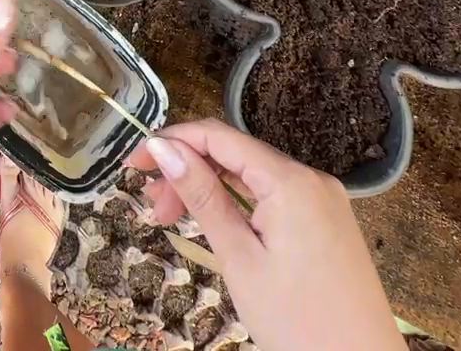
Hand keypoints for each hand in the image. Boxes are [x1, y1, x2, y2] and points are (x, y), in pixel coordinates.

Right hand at [127, 120, 403, 350]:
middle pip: (233, 154)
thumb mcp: (240, 259)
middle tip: (152, 208)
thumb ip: (202, 196)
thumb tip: (163, 147)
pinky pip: (271, 195)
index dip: (171, 141)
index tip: (134, 163)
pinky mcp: (326, 222)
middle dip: (187, 170)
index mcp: (290, 180)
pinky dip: (237, 203)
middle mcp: (310, 178)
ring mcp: (322, 200)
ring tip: (172, 219)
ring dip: (208, 188)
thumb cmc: (298, 323)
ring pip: (250, 175)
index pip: (218, 136)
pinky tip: (214, 222)